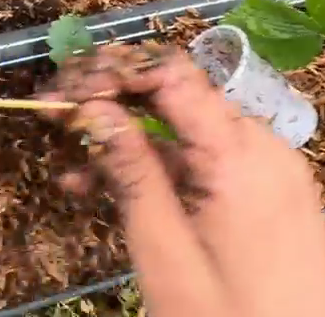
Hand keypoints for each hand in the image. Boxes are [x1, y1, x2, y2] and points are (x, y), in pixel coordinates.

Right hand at [50, 46, 324, 316]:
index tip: (64, 86)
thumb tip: (92, 106)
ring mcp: (269, 171)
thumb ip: (131, 170)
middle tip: (55, 111)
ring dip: (126, 135)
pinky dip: (158, 165)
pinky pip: (203, 159)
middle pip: (175, 92)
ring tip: (69, 158)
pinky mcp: (268, 195)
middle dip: (110, 97)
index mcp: (240, 155)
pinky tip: (107, 186)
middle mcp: (261, 147)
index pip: (170, 74)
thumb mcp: (167, 253)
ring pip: (182, 127)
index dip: (113, 70)